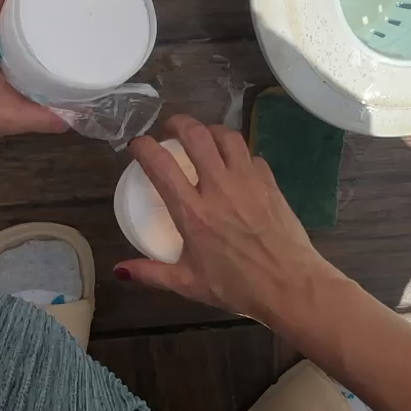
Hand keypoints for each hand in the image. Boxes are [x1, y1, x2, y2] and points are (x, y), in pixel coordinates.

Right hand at [115, 115, 346, 325]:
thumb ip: (151, 273)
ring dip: (209, 131)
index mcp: (193, 213)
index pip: (160, 165)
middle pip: (195, 135)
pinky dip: (237, 154)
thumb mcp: (189, 285)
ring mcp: (248, 182)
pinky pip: (250, 155)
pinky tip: (234, 166)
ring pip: (226, 136)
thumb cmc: (237, 288)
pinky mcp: (270, 183)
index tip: (137, 146)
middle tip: (170, 129)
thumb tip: (120, 270)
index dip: (143, 147)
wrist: (291, 286)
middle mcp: (219, 188)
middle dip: (178, 123)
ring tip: (202, 139)